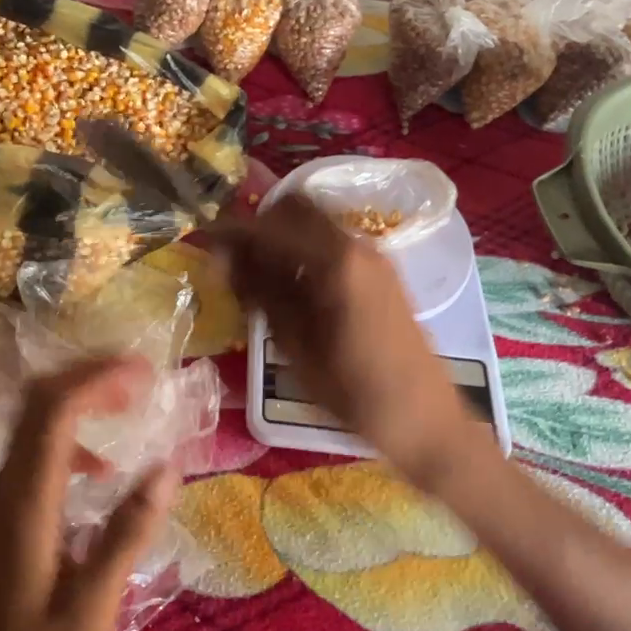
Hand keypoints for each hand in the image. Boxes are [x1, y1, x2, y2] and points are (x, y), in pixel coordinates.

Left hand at [0, 356, 179, 630]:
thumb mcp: (88, 609)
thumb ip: (126, 535)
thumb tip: (167, 467)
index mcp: (27, 500)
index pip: (55, 409)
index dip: (98, 377)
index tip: (145, 371)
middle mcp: (7, 487)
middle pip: (38, 402)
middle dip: (89, 376)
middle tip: (138, 380)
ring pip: (33, 424)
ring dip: (80, 403)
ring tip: (128, 410)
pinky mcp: (1, 517)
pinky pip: (34, 453)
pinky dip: (70, 440)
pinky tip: (100, 473)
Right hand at [212, 193, 495, 483]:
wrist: (428, 421)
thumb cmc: (357, 394)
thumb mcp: (297, 347)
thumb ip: (261, 293)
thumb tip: (224, 257)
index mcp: (336, 262)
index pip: (270, 226)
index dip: (231, 231)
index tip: (203, 241)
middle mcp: (357, 245)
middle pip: (294, 208)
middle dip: (257, 226)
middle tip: (230, 259)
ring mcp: (373, 255)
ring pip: (312, 223)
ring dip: (279, 237)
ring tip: (254, 277)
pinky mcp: (380, 271)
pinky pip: (330, 242)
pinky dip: (302, 250)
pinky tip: (287, 288)